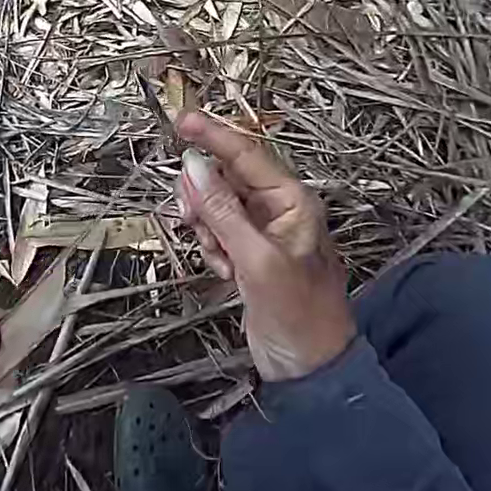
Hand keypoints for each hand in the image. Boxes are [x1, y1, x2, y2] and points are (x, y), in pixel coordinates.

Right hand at [175, 110, 354, 381]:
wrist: (308, 370)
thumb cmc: (299, 315)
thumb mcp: (257, 260)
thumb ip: (222, 211)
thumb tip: (193, 167)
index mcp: (292, 201)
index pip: (246, 155)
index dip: (213, 135)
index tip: (182, 120)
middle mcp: (276, 209)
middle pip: (224, 179)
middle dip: (204, 197)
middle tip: (194, 218)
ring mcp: (260, 231)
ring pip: (215, 205)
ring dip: (206, 226)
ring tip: (219, 255)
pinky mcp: (247, 252)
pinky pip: (215, 231)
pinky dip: (211, 246)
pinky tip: (225, 270)